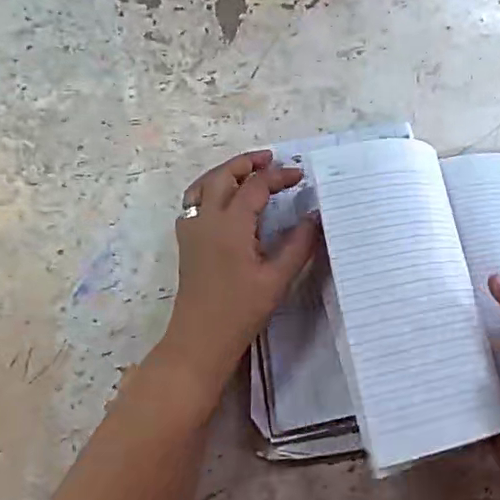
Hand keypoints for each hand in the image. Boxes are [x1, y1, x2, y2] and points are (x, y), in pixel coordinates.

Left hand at [155, 150, 321, 393]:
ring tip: (247, 170)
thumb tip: (314, 217)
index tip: (299, 177)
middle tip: (271, 159)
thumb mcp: (277, 279)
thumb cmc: (240, 310)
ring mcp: (192, 230)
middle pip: (223, 176)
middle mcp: (207, 219)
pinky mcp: (186, 242)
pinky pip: (193, 201)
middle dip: (247, 163)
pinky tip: (224, 199)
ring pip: (203, 185)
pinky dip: (209, 189)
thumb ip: (299, 245)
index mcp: (230, 225)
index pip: (255, 186)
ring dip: (226, 172)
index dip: (278, 177)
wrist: (199, 339)